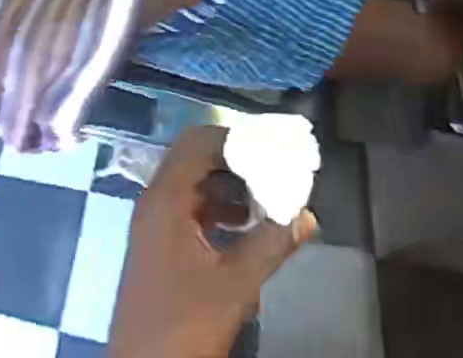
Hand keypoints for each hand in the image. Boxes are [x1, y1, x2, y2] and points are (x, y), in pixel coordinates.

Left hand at [107, 126, 315, 357]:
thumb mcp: (234, 284)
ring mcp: (155, 220)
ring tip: (268, 193)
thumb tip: (307, 214)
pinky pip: (191, 205)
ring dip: (229, 182)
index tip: (274, 145)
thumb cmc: (184, 324)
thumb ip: (271, 244)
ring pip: (194, 181)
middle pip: (196, 156)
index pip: (201, 142)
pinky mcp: (160, 241)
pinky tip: (247, 222)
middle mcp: (156, 199)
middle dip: (236, 157)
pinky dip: (218, 205)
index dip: (238, 138)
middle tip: (274, 163)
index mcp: (166, 197)